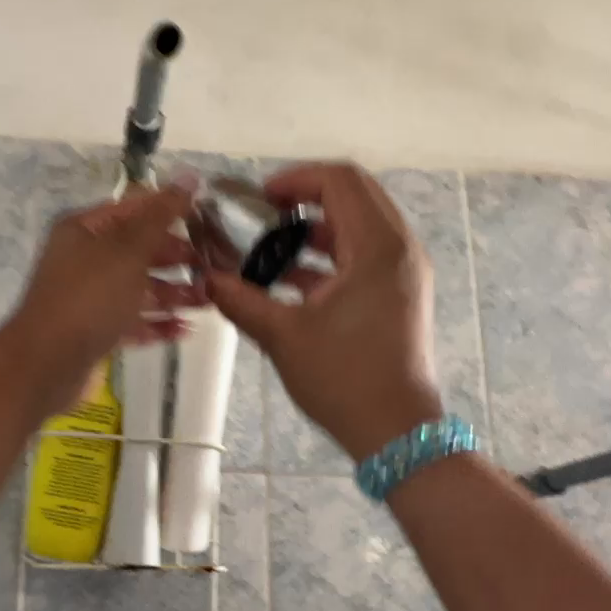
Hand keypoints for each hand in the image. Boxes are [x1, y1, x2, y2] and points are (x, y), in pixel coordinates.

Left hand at [0, 183, 205, 412]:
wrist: (47, 364)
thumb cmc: (89, 298)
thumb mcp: (128, 250)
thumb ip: (162, 216)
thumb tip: (190, 177)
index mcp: (84, 230)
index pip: (134, 209)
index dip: (170, 212)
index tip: (207, 223)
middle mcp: (84, 260)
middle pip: (138, 251)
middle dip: (175, 259)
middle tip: (210, 267)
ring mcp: (88, 298)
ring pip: (137, 289)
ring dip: (172, 294)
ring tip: (205, 303)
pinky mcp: (94, 332)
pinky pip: (131, 321)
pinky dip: (156, 324)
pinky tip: (184, 330)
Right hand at [207, 163, 442, 458]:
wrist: (394, 431)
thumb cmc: (343, 379)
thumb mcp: (283, 337)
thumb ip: (241, 300)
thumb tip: (207, 280)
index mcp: (378, 248)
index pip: (340, 180)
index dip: (295, 179)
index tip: (258, 198)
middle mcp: (399, 250)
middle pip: (353, 196)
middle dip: (304, 199)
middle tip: (263, 217)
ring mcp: (402, 274)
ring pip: (358, 227)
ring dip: (314, 230)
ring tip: (270, 251)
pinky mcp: (398, 296)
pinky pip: (362, 257)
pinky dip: (327, 258)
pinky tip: (288, 282)